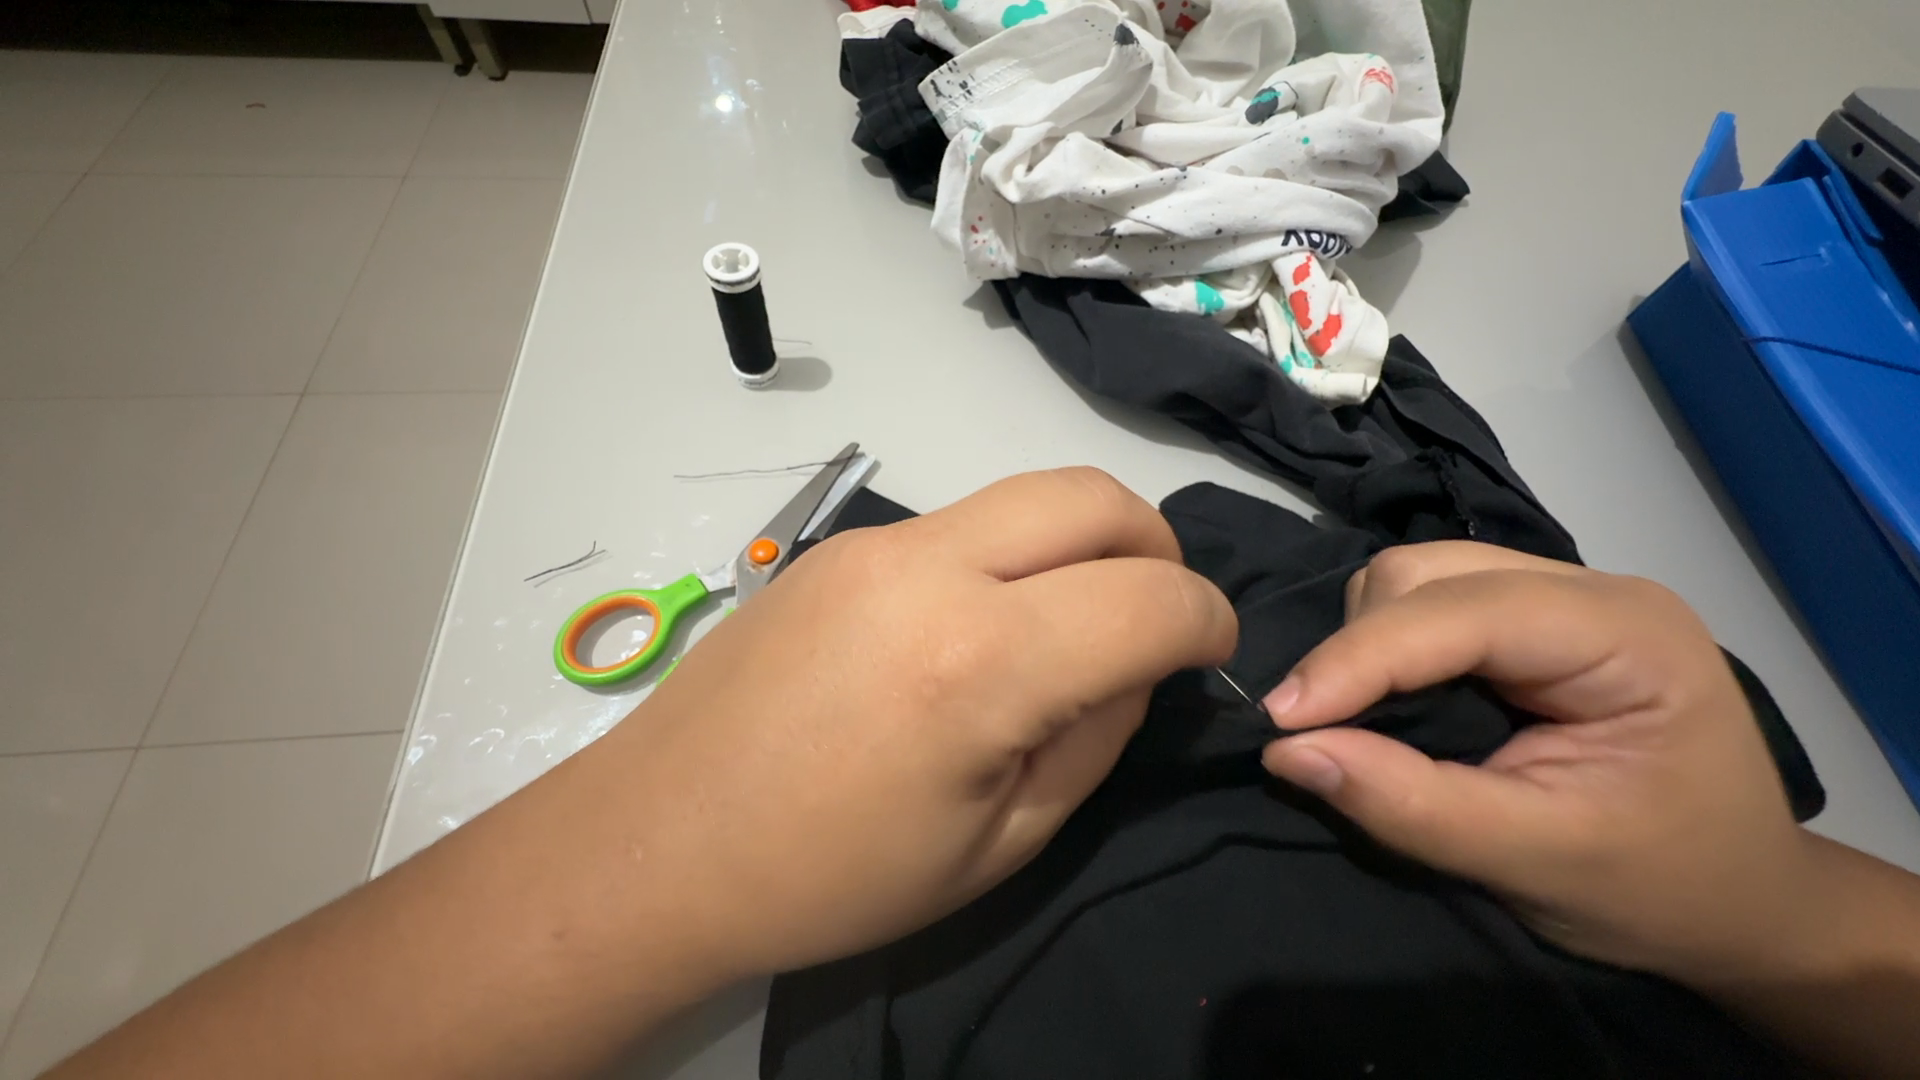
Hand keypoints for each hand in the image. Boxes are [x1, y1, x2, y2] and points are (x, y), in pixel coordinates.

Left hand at [625, 468, 1237, 977]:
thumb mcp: (1001, 842)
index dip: (1207, 621)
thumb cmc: (832, 875)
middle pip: (1093, 497)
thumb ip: (1092, 736)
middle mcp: (930, 569)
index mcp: (980, 661)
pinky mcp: (839, 543)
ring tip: (1077, 615)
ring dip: (1084, 540)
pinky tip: (987, 619)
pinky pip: (964, 520)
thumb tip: (1135, 665)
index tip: (1209, 652)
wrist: (657, 841)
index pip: (1150, 598)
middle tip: (1157, 615)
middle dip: (1156, 546)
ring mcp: (876, 542)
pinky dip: (1014, 551)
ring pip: (1027, 493)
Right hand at [1257, 541, 1812, 983]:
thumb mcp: (1536, 861)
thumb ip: (1410, 804)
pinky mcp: (1517, 615)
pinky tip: (1389, 697)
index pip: (1463, 613)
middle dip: (1358, 648)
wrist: (1730, 898)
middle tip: (1324, 728)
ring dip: (1361, 643)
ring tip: (1360, 717)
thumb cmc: (1659, 888)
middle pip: (1422, 575)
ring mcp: (1550, 594)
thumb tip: (1286, 752)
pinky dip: (1376, 645)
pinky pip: (1413, 600)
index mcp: (1626, 637)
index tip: (1282, 719)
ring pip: (1407, 577)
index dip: (1361, 658)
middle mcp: (1584, 590)